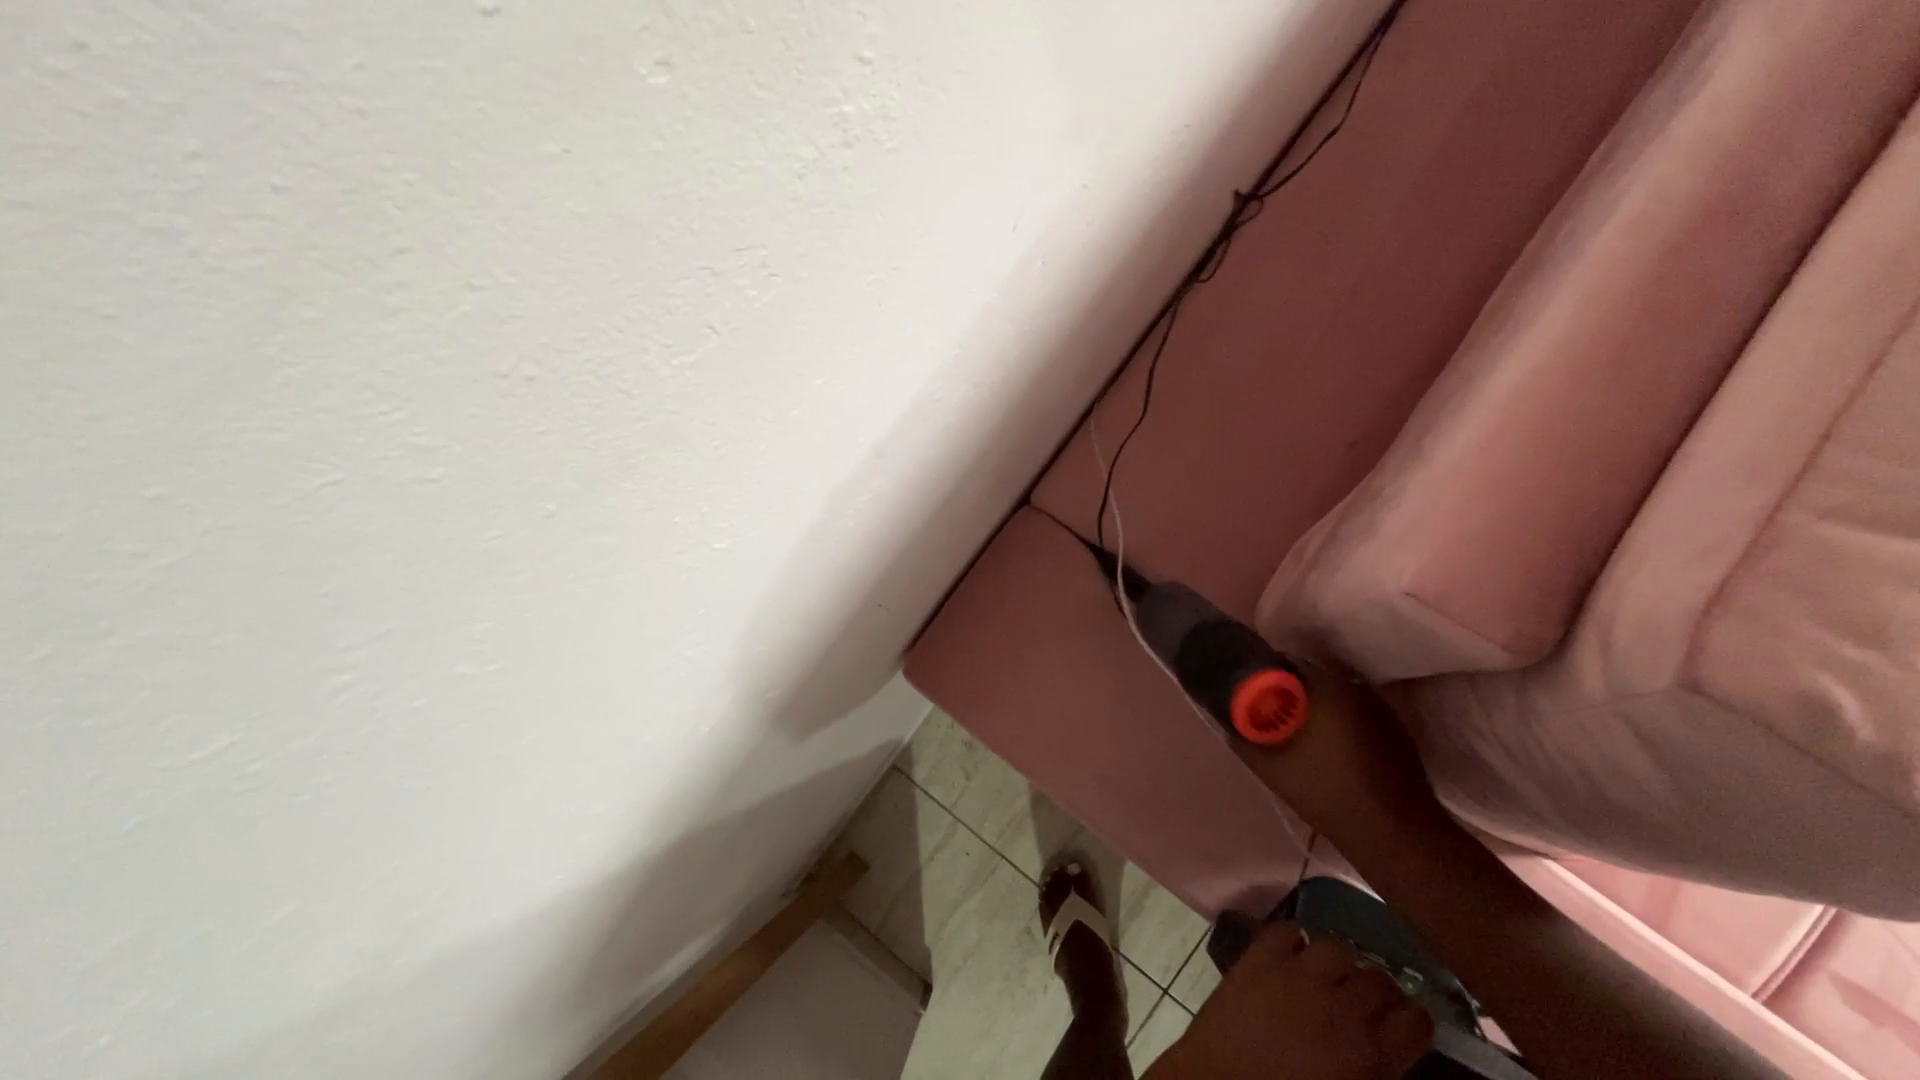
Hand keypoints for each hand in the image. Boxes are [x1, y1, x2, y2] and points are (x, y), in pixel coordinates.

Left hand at [1151, 920, 1432, 1079]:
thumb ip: (1373, 1070)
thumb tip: (1383, 1050)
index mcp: (1371, 1058)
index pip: (1417, 1022)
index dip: (1412, 1021)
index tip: (1402, 1023)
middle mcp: (1341, 1009)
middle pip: (1380, 981)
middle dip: (1378, 991)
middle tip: (1362, 1002)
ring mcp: (1297, 978)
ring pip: (1338, 947)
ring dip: (1339, 962)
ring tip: (1328, 976)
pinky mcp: (1257, 960)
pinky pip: (1286, 930)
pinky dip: (1292, 939)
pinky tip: (1291, 956)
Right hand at [1234, 660, 1444, 847]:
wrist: (1390, 830)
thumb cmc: (1324, 792)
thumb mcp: (1269, 768)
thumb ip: (1243, 738)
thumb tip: (1228, 721)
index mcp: (1325, 687)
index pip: (1287, 661)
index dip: (1266, 673)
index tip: (1253, 689)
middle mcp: (1355, 686)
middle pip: (1313, 675)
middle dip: (1291, 689)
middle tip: (1272, 711)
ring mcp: (1379, 707)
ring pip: (1337, 693)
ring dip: (1318, 703)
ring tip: (1300, 728)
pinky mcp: (1395, 728)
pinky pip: (1357, 711)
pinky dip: (1341, 719)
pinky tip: (1331, 746)